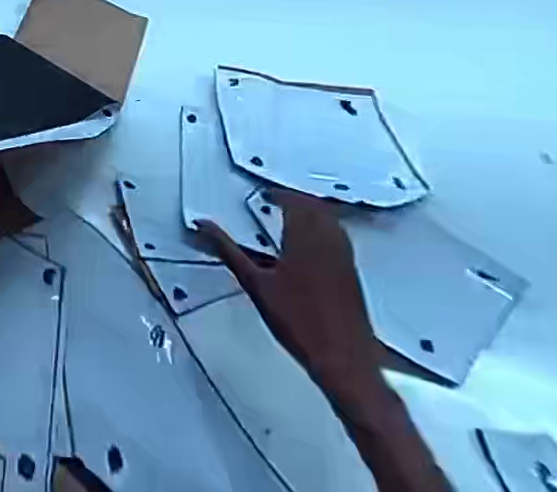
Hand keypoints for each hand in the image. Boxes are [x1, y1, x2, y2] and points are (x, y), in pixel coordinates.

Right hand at [197, 190, 386, 408]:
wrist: (344, 362)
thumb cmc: (298, 323)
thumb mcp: (254, 284)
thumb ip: (228, 250)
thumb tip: (203, 225)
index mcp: (305, 241)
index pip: (295, 204)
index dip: (280, 194)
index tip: (266, 193)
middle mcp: (329, 245)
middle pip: (317, 209)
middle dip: (297, 199)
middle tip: (277, 199)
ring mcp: (345, 260)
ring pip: (332, 223)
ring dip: (313, 212)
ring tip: (293, 215)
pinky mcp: (352, 276)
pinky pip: (340, 239)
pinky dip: (325, 229)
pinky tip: (312, 242)